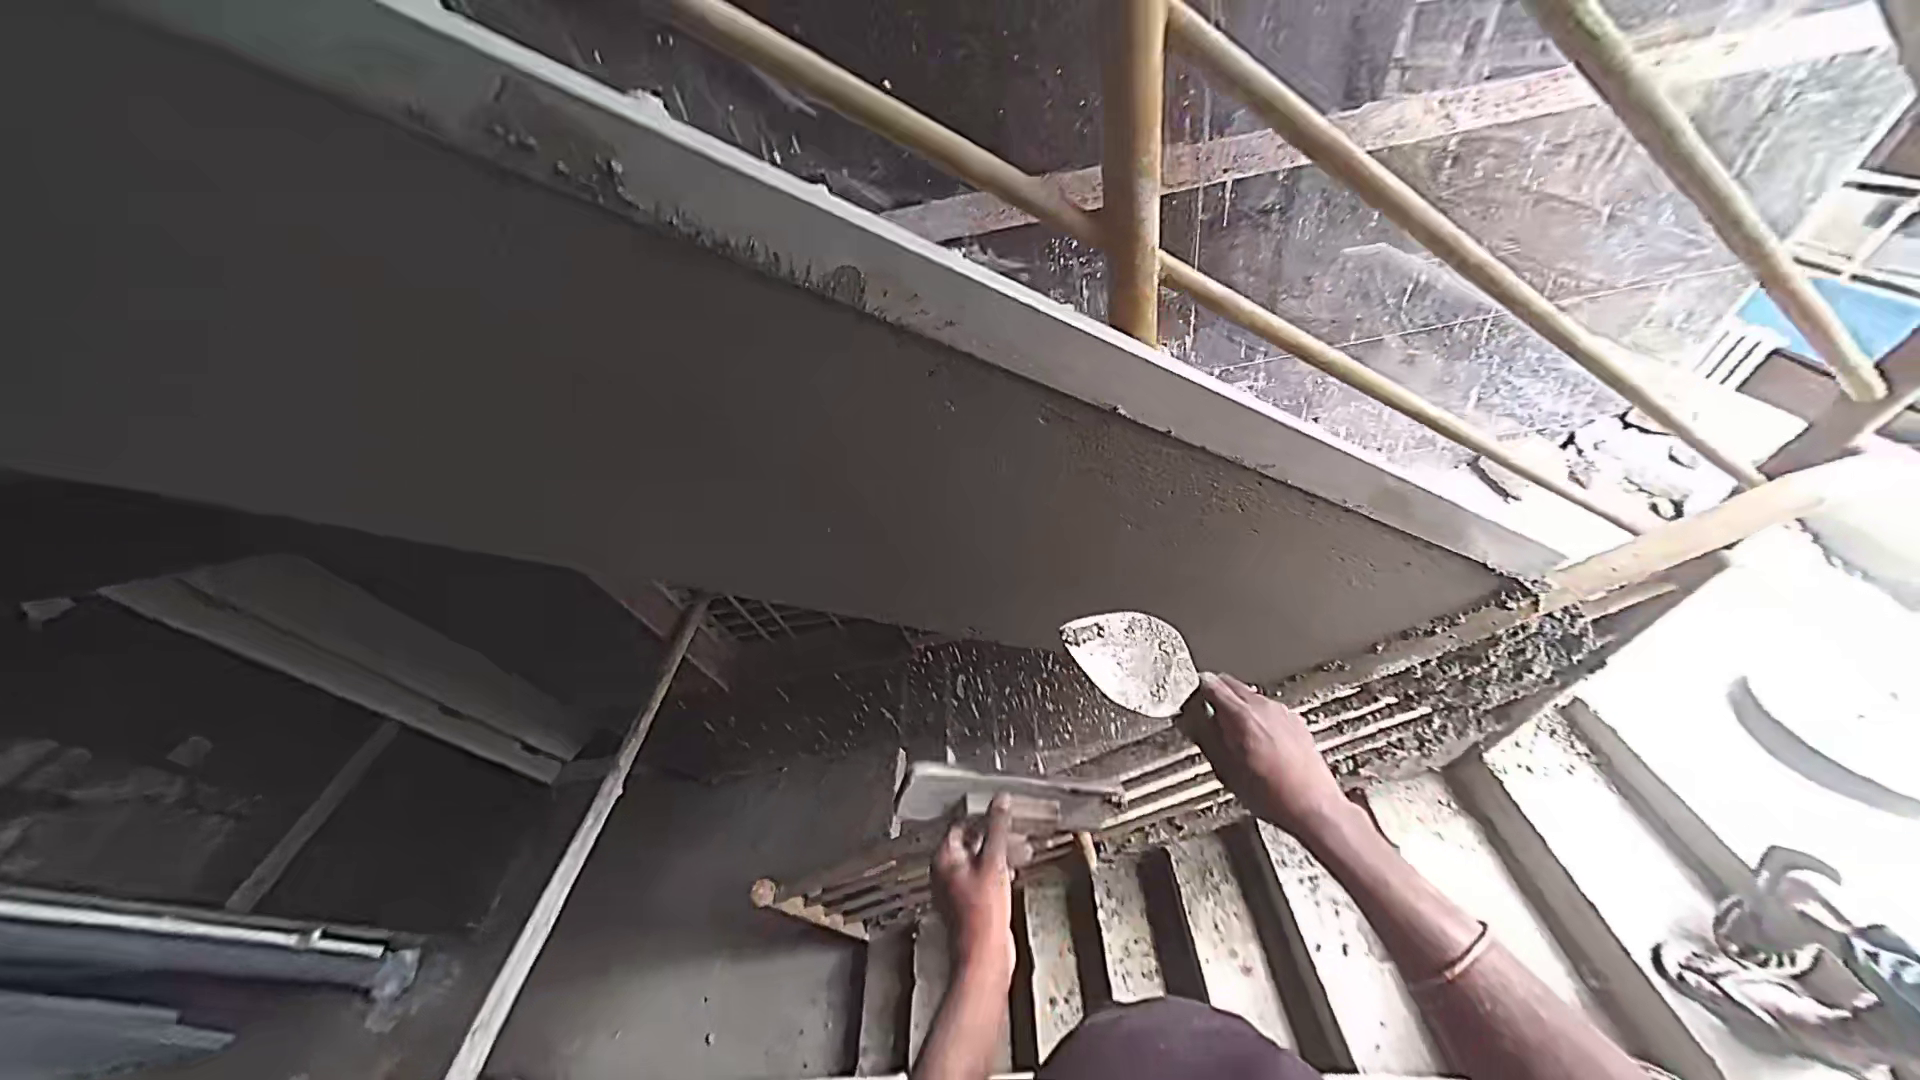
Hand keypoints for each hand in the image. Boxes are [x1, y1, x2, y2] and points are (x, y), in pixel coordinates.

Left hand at [930, 793, 1016, 979]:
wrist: (985, 958)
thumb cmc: (982, 915)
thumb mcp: (995, 861)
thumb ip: (998, 827)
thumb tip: (1001, 801)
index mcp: (944, 859)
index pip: (960, 824)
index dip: (981, 815)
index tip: (999, 810)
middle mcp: (945, 873)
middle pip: (969, 841)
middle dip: (993, 834)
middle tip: (1012, 829)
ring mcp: (956, 890)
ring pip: (978, 859)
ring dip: (998, 852)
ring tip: (1018, 848)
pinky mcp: (970, 904)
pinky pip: (983, 877)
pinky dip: (998, 870)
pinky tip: (1012, 871)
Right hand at [1179, 672, 1353, 841]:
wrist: (1314, 807)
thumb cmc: (1273, 795)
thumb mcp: (1225, 769)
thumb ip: (1205, 736)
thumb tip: (1191, 720)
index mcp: (1241, 715)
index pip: (1210, 683)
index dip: (1196, 689)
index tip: (1191, 699)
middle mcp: (1263, 707)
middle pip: (1231, 684)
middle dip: (1216, 694)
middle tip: (1207, 715)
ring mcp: (1282, 713)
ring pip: (1250, 696)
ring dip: (1237, 707)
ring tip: (1234, 734)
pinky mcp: (1296, 722)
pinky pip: (1268, 709)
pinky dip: (1258, 717)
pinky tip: (1258, 742)